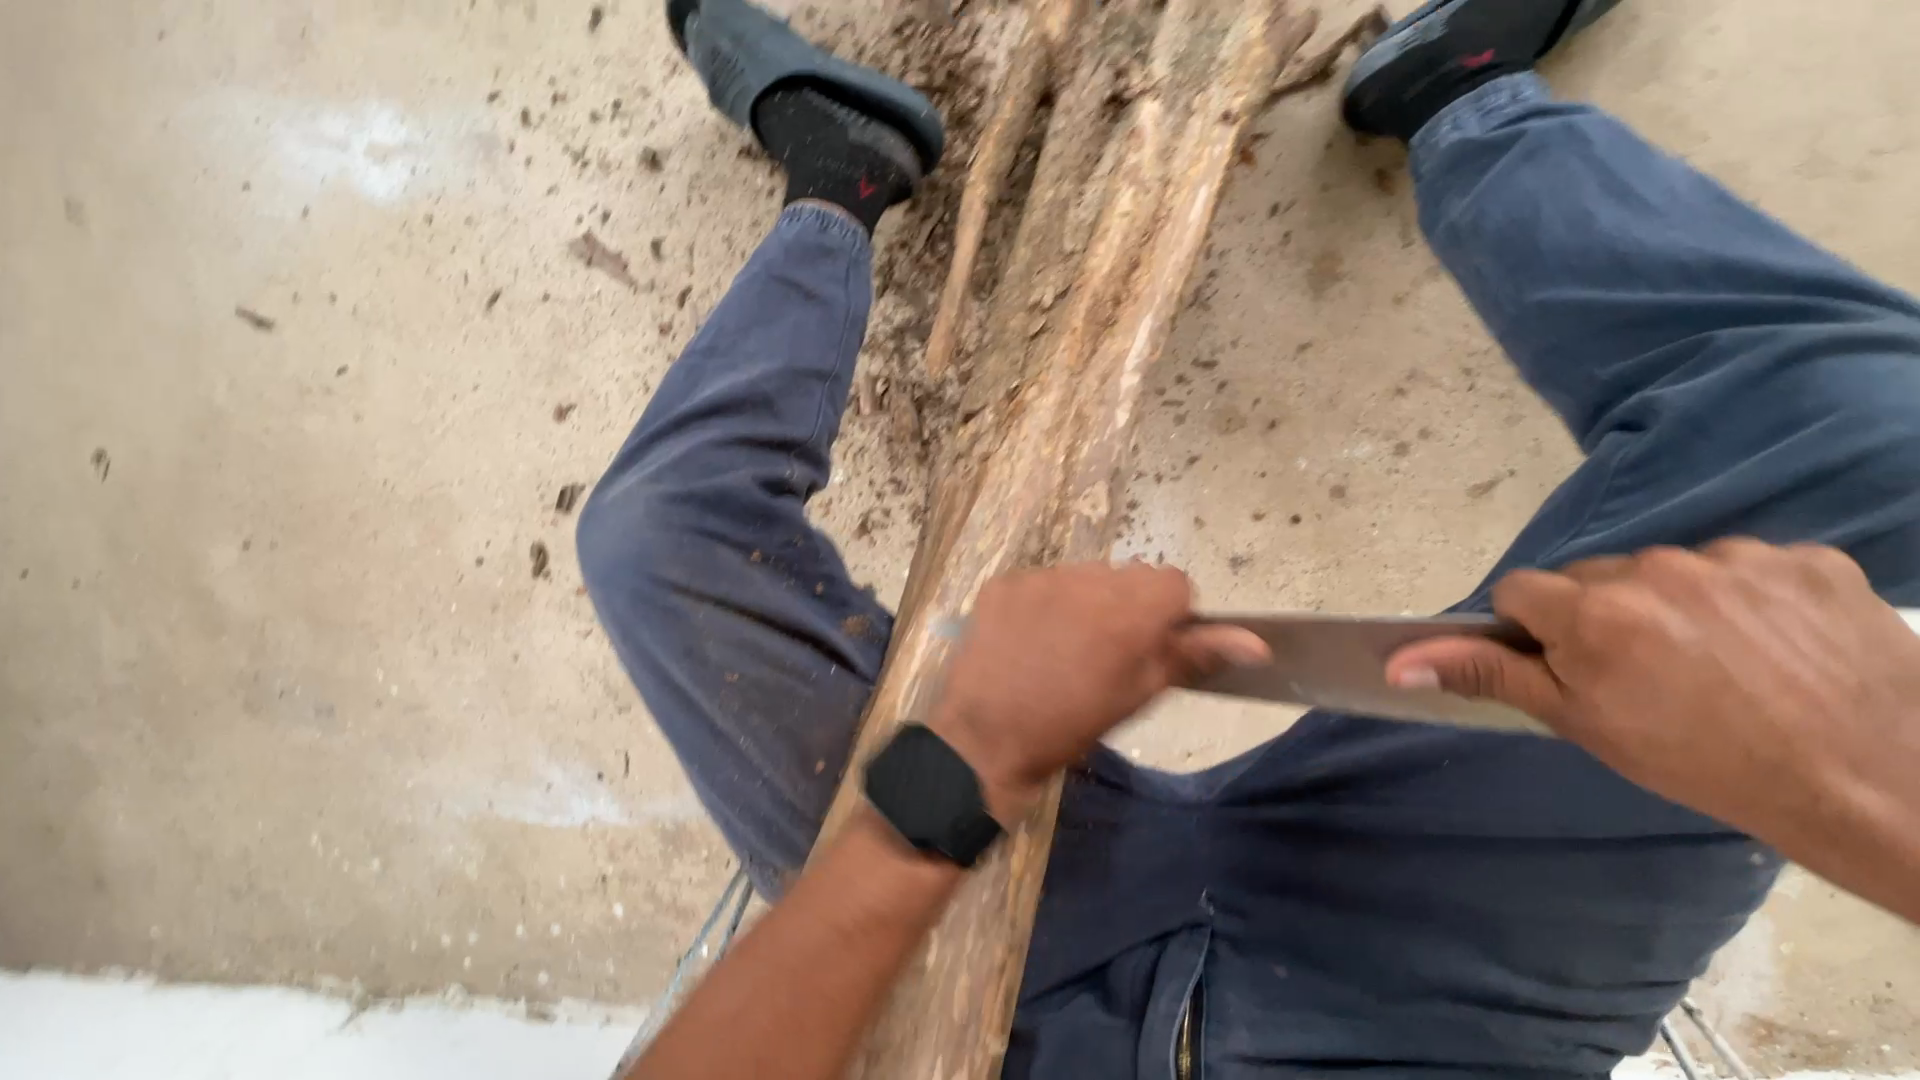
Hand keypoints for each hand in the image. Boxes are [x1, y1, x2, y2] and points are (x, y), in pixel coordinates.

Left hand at [929, 562, 1269, 821]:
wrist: (983, 740)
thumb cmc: (1069, 726)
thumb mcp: (1138, 696)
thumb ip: (1194, 655)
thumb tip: (1257, 642)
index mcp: (1131, 609)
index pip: (1175, 583)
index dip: (1170, 617)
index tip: (1150, 648)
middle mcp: (1088, 580)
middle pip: (1129, 577)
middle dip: (1127, 607)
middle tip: (1106, 655)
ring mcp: (1040, 578)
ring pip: (1084, 578)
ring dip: (1085, 603)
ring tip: (1063, 651)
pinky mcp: (1004, 584)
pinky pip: (1040, 583)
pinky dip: (1043, 605)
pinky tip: (1030, 642)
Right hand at [1385, 540, 1919, 852]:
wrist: (1877, 784)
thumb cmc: (1701, 762)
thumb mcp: (1579, 723)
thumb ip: (1488, 675)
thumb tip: (1396, 662)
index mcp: (1592, 611)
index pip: (1522, 591)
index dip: (1534, 629)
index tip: (1568, 664)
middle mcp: (1655, 568)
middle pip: (1594, 578)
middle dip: (1602, 615)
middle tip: (1643, 673)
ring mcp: (1738, 559)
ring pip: (1669, 570)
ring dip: (1674, 604)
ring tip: (1720, 662)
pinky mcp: (1808, 559)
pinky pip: (1747, 567)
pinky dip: (1748, 598)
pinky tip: (1776, 644)